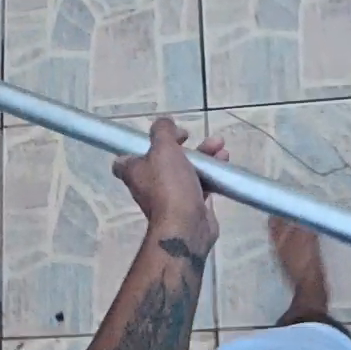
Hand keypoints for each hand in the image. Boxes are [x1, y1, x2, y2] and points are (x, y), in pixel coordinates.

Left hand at [112, 118, 227, 250]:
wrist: (186, 226)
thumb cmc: (169, 185)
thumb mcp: (163, 148)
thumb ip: (162, 131)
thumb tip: (165, 123)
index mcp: (135, 171)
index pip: (126, 157)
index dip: (140, 144)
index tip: (160, 137)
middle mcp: (149, 184)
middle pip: (165, 159)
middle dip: (184, 146)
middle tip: (195, 137)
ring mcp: (170, 196)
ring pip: (186, 170)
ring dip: (203, 156)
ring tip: (220, 148)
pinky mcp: (190, 205)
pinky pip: (201, 184)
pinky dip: (211, 173)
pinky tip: (223, 164)